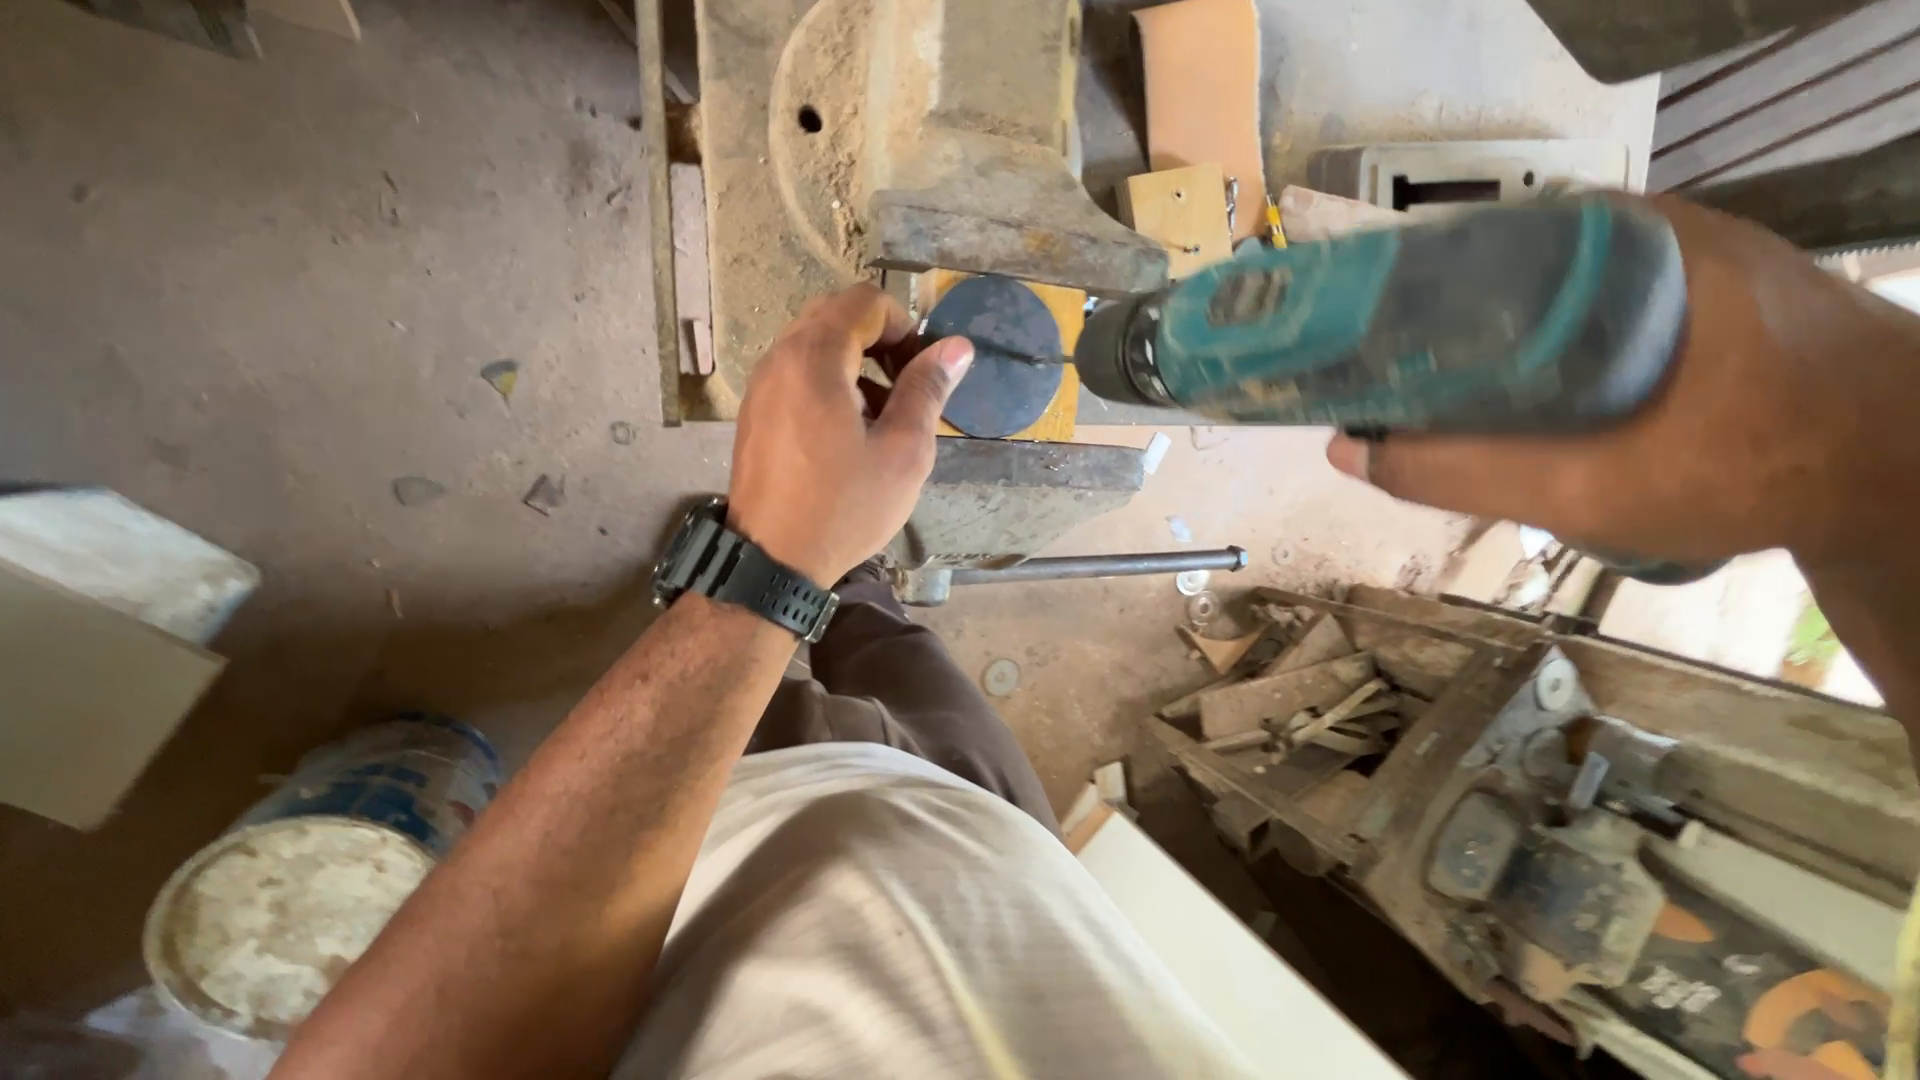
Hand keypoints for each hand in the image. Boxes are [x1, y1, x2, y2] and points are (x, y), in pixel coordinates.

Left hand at [726, 284, 974, 585]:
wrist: (772, 560)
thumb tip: (957, 347)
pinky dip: (828, 382)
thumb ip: (927, 389)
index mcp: (815, 358)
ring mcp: (761, 384)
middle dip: (879, 340)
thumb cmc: (844, 508)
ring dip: (855, 363)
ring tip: (881, 417)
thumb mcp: (903, 451)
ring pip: (815, 344)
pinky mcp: (755, 411)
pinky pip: (797, 372)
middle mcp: (780, 358)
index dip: (904, 325)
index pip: (866, 302)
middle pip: (837, 315)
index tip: (922, 370)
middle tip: (906, 388)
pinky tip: (847, 433)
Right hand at [1325, 195, 1919, 564]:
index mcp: (1622, 244)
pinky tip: (1510, 389)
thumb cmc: (1754, 471)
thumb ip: (1460, 473)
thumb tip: (1344, 453)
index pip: (1468, 248)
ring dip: (1478, 333)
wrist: (1911, 477)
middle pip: (1494, 269)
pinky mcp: (1697, 287)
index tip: (1352, 341)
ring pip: (1534, 289)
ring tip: (1427, 388)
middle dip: (1430, 323)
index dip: (1397, 294)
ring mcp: (1678, 255)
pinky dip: (1529, 339)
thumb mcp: (1587, 489)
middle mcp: (1646, 232)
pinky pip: (1578, 302)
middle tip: (1381, 378)